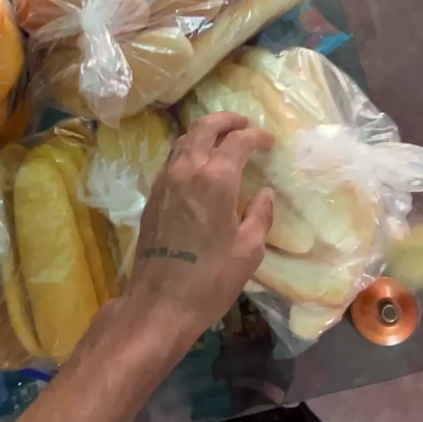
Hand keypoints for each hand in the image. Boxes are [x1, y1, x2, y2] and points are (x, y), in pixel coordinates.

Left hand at [124, 113, 274, 348]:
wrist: (160, 301)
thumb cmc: (211, 278)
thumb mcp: (249, 250)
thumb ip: (260, 214)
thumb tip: (265, 193)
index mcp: (216, 178)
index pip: (238, 141)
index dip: (257, 136)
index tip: (269, 142)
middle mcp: (187, 169)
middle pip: (204, 127)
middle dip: (227, 121)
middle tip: (244, 125)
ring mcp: (165, 180)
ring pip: (184, 140)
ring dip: (205, 133)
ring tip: (223, 141)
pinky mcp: (153, 194)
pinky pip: (173, 159)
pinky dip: (190, 150)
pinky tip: (201, 165)